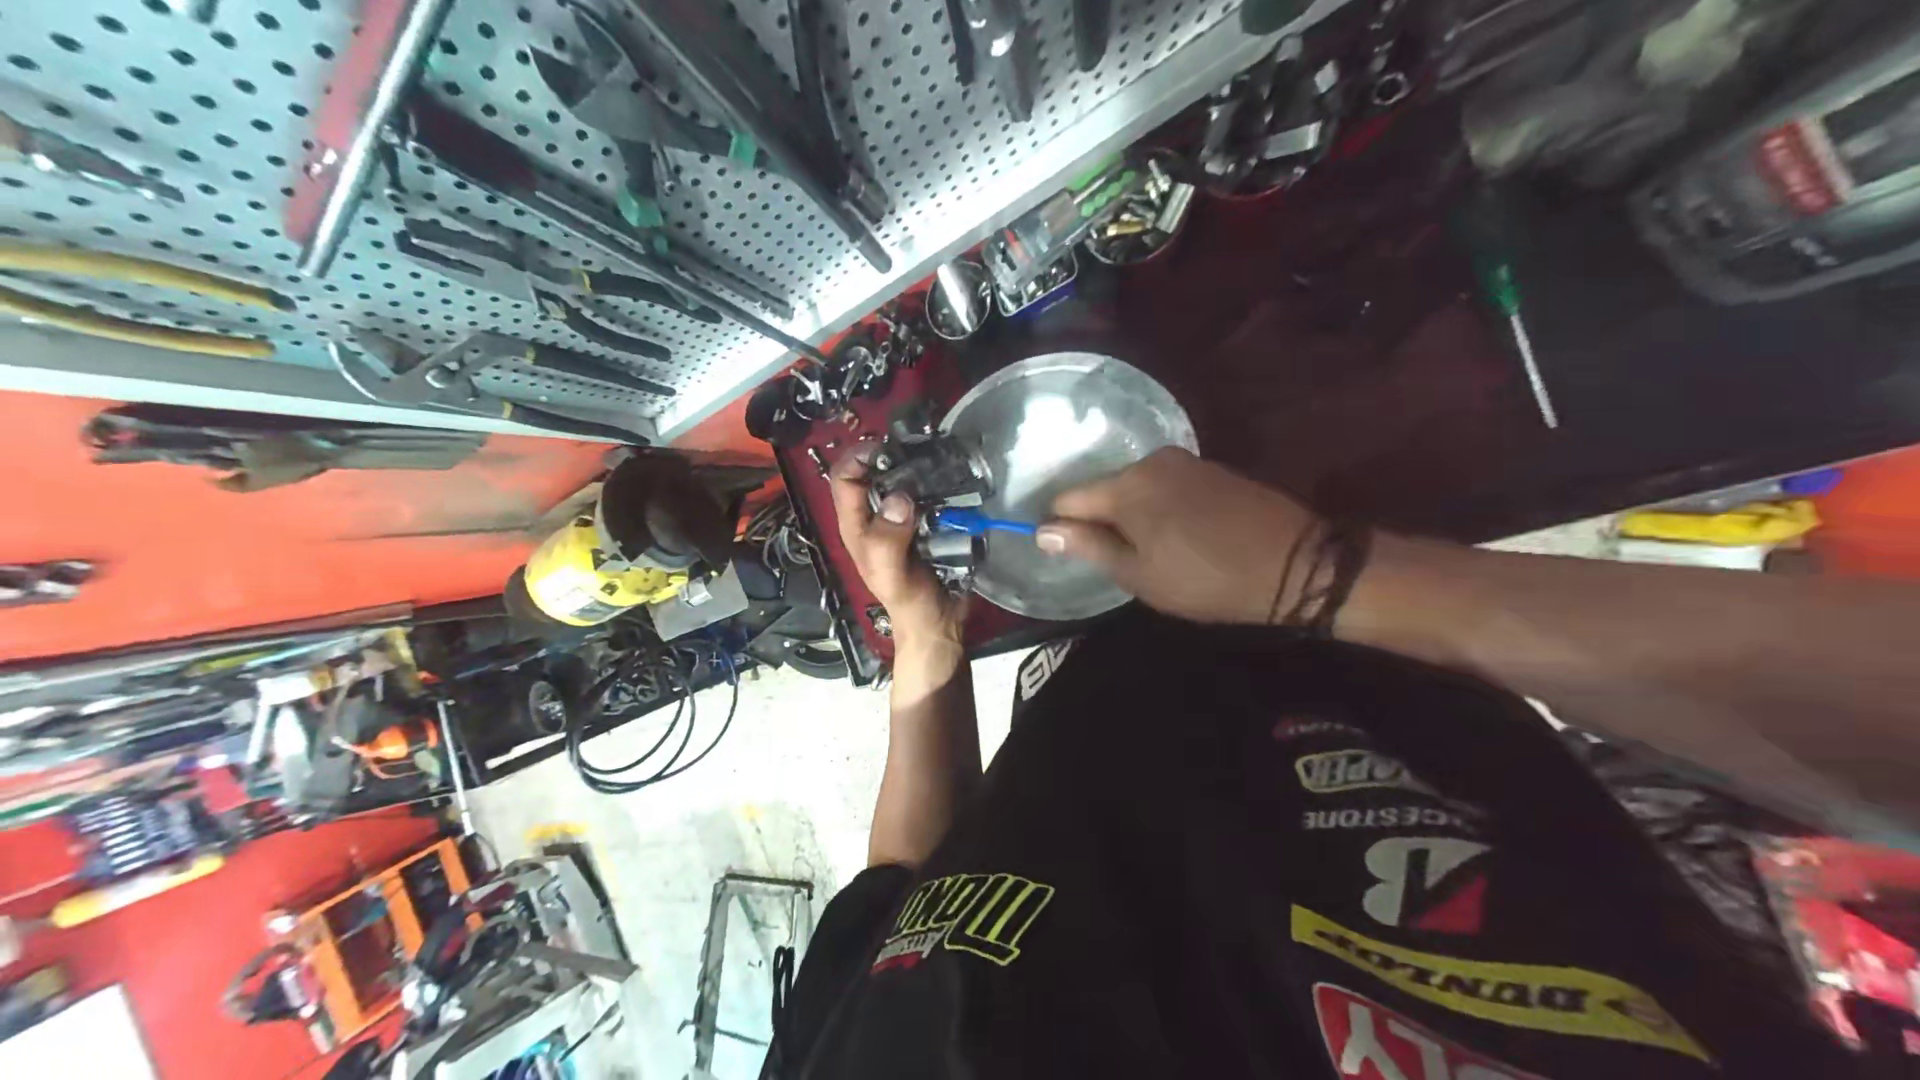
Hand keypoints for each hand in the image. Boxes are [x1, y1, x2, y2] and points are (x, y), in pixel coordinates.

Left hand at [829, 443, 965, 648]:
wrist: (940, 624)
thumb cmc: (910, 603)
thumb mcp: (892, 577)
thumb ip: (887, 541)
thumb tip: (899, 498)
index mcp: (857, 525)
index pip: (844, 477)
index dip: (859, 457)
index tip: (890, 448)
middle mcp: (877, 516)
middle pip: (876, 472)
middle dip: (895, 456)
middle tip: (924, 449)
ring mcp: (904, 518)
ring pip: (906, 479)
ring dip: (922, 467)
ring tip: (945, 460)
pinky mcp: (930, 522)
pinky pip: (932, 493)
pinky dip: (942, 483)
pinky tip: (957, 479)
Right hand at [1035, 447, 1320, 624]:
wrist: (1298, 564)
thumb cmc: (1207, 579)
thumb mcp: (1140, 575)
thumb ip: (1089, 547)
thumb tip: (1042, 530)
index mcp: (1127, 487)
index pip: (1068, 499)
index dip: (1061, 526)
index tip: (1072, 553)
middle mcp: (1150, 461)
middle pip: (1102, 489)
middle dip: (1100, 520)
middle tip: (1120, 560)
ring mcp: (1184, 460)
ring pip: (1134, 486)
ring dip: (1132, 513)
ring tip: (1154, 550)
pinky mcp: (1210, 467)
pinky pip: (1164, 484)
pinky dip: (1160, 506)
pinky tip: (1181, 533)